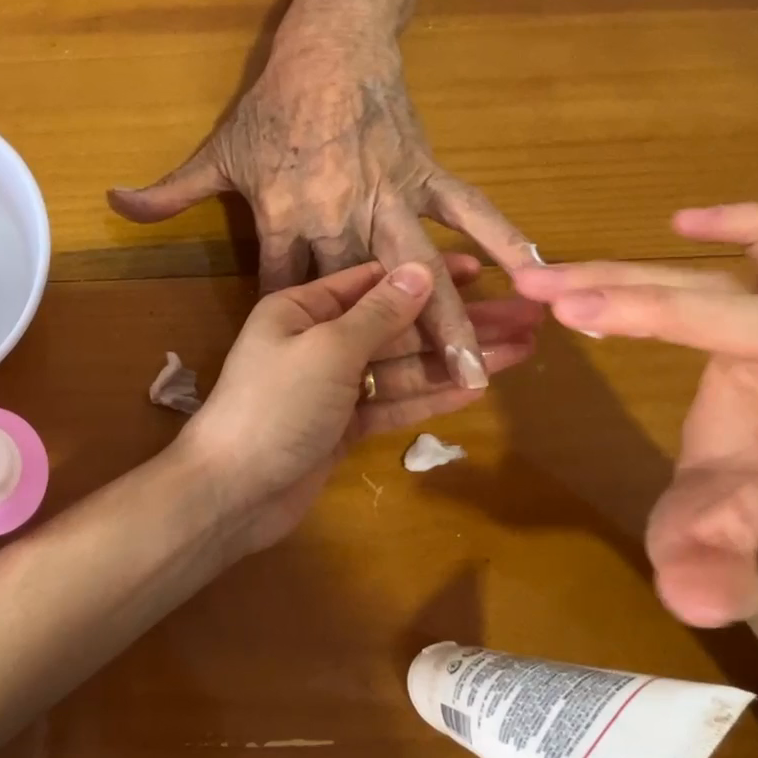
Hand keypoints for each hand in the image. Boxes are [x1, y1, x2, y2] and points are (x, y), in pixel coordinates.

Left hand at [109, 0, 535, 393]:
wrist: (329, 44)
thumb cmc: (271, 107)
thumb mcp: (217, 153)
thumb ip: (169, 192)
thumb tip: (112, 202)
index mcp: (284, 218)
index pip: (285, 285)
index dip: (296, 330)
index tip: (308, 377)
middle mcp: (337, 216)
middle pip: (362, 291)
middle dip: (392, 344)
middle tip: (420, 396)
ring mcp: (385, 194)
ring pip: (419, 265)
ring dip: (450, 314)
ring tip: (483, 364)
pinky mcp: (423, 170)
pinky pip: (467, 206)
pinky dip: (500, 233)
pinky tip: (532, 271)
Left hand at [181, 255, 542, 555]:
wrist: (233, 489)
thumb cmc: (274, 405)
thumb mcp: (326, 348)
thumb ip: (377, 313)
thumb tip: (420, 269)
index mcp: (299, 309)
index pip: (370, 281)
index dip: (426, 274)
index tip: (482, 268)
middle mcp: (314, 341)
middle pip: (395, 325)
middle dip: (456, 320)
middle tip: (524, 315)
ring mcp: (329, 387)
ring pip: (400, 366)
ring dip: (455, 357)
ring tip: (522, 348)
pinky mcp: (340, 426)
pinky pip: (391, 403)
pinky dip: (430, 395)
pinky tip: (479, 386)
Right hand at [511, 204, 757, 626]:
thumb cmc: (752, 547)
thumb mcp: (727, 571)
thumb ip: (717, 579)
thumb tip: (691, 598)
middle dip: (666, 307)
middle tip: (567, 305)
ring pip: (741, 279)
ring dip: (641, 274)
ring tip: (550, 281)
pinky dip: (731, 230)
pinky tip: (677, 220)